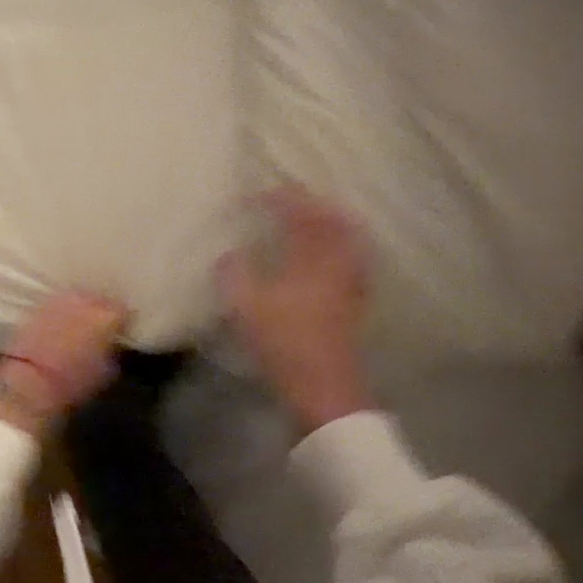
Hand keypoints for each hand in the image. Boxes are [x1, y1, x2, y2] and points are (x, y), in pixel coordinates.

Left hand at [0, 293, 125, 434]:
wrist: (31, 379)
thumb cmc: (74, 381)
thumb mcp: (107, 372)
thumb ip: (112, 350)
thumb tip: (111, 343)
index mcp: (106, 317)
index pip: (123, 309)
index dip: (124, 320)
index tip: (122, 330)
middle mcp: (84, 302)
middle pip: (99, 298)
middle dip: (102, 309)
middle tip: (102, 324)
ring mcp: (59, 301)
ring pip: (77, 296)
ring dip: (81, 306)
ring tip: (81, 321)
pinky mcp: (38, 306)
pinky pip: (57, 303)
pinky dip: (61, 311)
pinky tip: (60, 322)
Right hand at [218, 186, 372, 432]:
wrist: (323, 389)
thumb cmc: (283, 342)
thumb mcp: (245, 306)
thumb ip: (234, 274)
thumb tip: (228, 255)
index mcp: (312, 258)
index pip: (301, 215)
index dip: (282, 199)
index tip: (259, 193)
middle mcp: (337, 265)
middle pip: (335, 223)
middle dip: (315, 206)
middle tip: (293, 201)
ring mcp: (350, 286)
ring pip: (349, 243)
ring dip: (332, 226)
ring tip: (312, 224)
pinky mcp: (354, 306)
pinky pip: (351, 264)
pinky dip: (339, 251)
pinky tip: (322, 262)